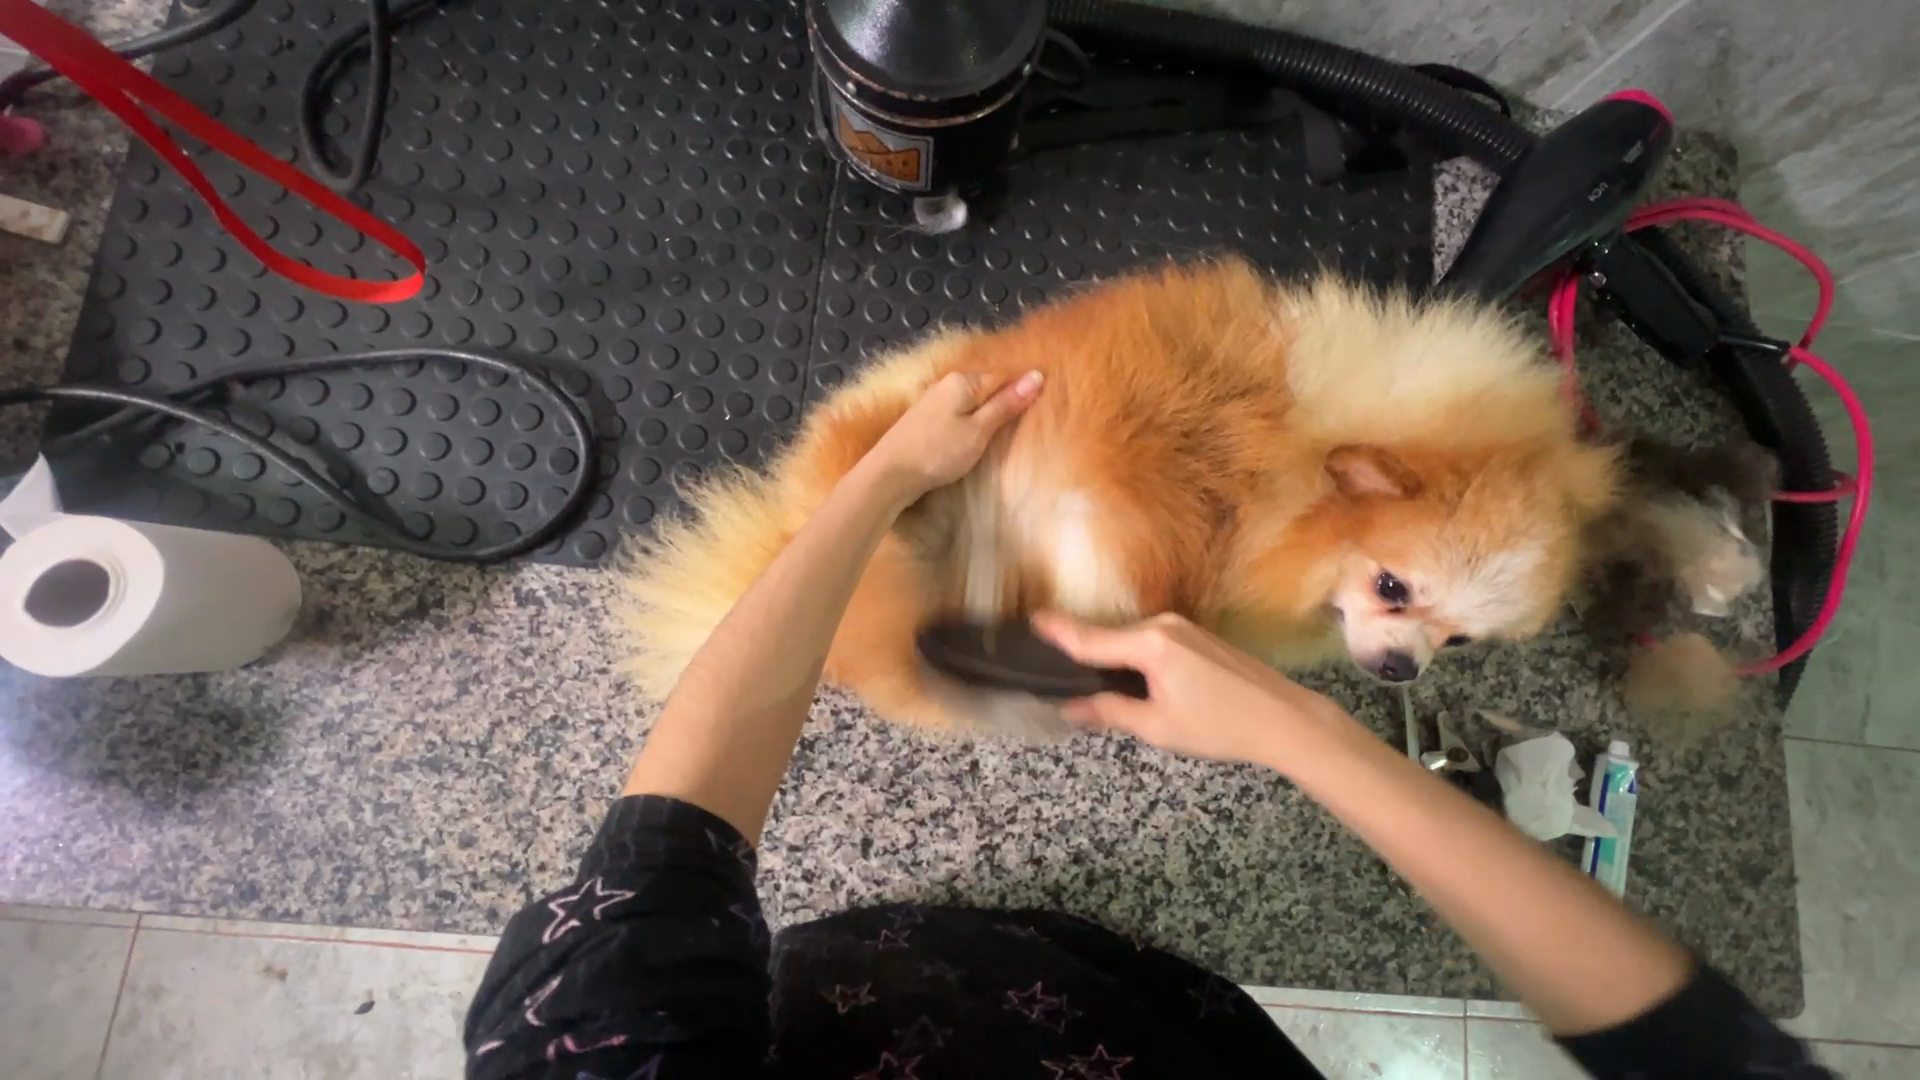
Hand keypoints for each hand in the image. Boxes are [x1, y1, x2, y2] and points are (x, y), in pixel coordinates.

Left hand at [860, 370, 1043, 499]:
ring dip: (986, 412)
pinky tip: (973, 435)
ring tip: (1003, 431)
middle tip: (1026, 422)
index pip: (1003, 376)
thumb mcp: (979, 430)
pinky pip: (956, 412)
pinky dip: (969, 421)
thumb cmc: (938, 452)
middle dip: (1004, 399)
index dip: (1023, 389)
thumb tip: (1037, 375)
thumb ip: (1006, 404)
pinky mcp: (923, 419)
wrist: (890, 473)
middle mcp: (946, 383)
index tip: (1041, 405)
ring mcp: (932, 400)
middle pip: (985, 386)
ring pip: (969, 401)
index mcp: (963, 380)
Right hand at [1032, 611, 1360, 770]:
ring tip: (1098, 685)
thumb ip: (1109, 712)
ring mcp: (1182, 626)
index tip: (1032, 619)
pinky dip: (1135, 657)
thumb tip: (1069, 707)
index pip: (1091, 638)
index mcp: (1150, 644)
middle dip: (1087, 654)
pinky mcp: (1195, 635)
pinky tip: (1137, 681)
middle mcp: (1163, 625)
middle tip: (1061, 674)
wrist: (1286, 718)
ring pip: (1131, 640)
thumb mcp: (1158, 726)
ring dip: (1114, 659)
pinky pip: (1151, 641)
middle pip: (1110, 637)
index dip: (1059, 631)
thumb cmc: (1221, 725)